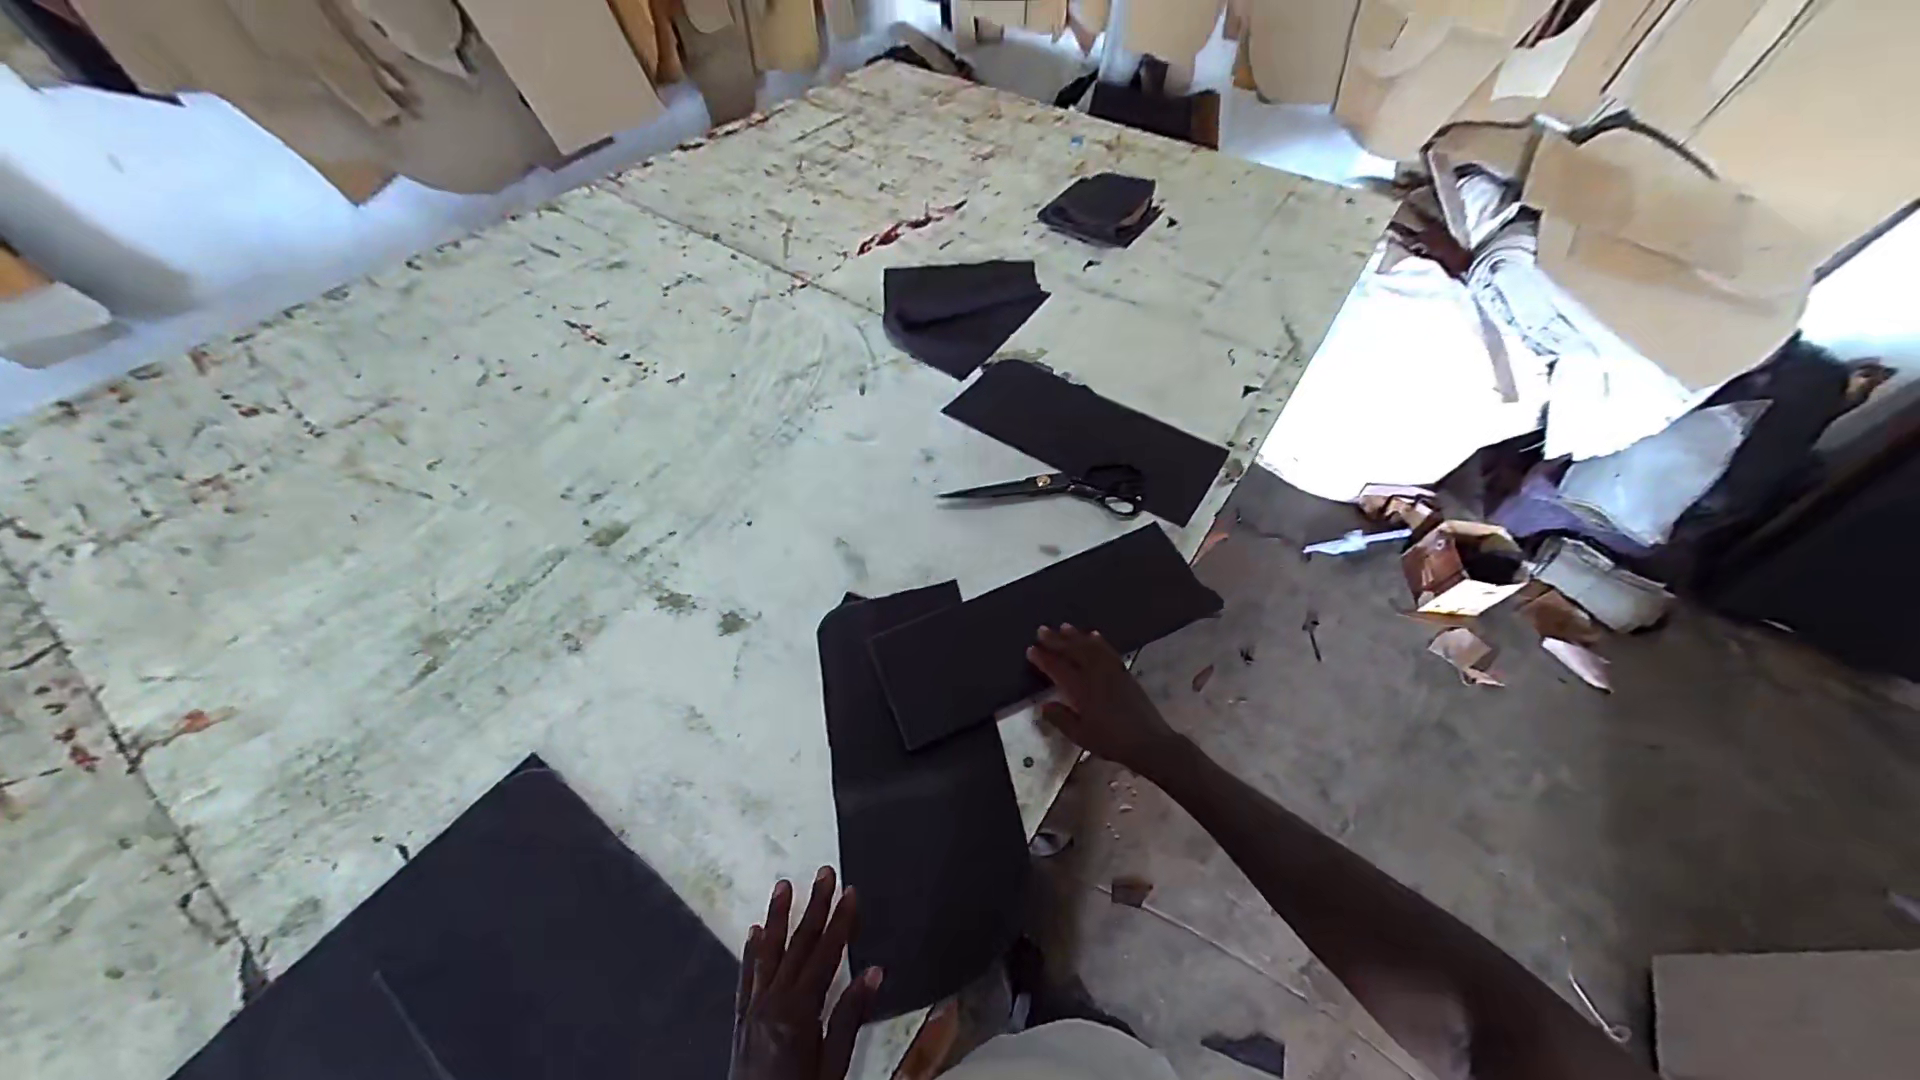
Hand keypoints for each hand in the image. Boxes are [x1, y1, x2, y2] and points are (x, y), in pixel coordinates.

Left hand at [730, 867, 883, 1079]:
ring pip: (769, 952)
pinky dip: (752, 951)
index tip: (850, 891)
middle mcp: (773, 1002)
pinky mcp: (741, 1020)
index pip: (825, 954)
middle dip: (815, 906)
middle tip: (825, 873)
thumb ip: (850, 1018)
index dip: (840, 921)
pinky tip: (755, 931)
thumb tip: (874, 972)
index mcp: (800, 1011)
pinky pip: (747, 977)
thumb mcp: (833, 1068)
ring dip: (779, 916)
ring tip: (784, 886)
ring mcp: (754, 1009)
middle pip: (798, 944)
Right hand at [1026, 624, 1184, 776]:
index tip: (1031, 649)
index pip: (1058, 669)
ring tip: (1064, 627)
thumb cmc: (1111, 741)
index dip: (1043, 658)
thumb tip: (1045, 705)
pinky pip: (1108, 651)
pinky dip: (1098, 641)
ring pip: (1090, 647)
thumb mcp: (1080, 735)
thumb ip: (1061, 719)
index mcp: (1081, 690)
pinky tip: (1093, 635)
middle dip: (1056, 640)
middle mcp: (1095, 675)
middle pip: (1073, 652)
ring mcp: (1112, 671)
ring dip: (1076, 636)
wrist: (1149, 742)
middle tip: (1042, 630)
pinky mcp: (1124, 672)